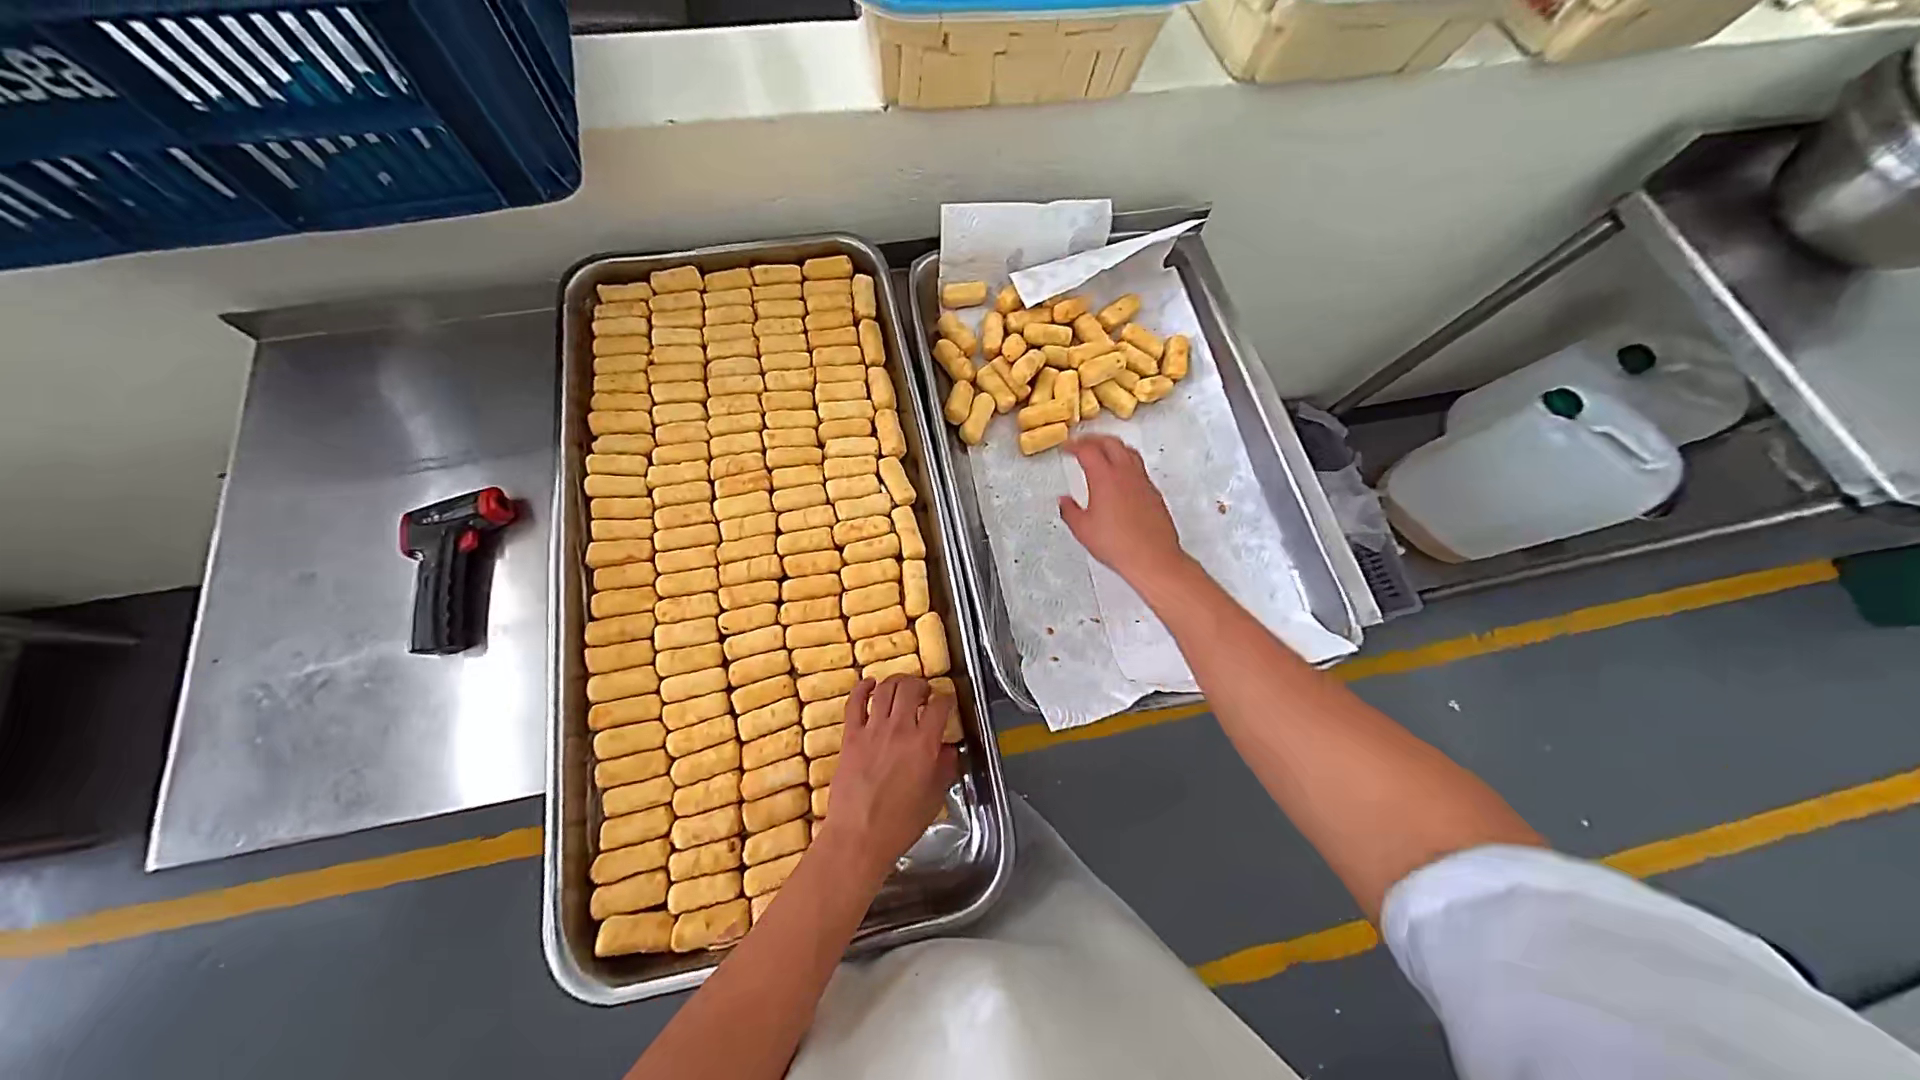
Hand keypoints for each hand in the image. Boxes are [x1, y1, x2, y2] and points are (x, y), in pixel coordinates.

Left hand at [821, 676, 958, 878]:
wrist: (859, 836)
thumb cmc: (900, 823)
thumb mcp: (934, 797)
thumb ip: (945, 768)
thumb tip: (949, 751)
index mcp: (924, 744)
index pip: (939, 706)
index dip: (946, 699)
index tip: (946, 702)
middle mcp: (899, 730)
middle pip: (911, 688)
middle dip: (921, 685)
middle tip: (924, 692)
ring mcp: (872, 730)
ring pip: (885, 689)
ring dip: (896, 681)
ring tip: (902, 685)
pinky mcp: (850, 736)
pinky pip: (855, 702)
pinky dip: (862, 688)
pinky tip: (869, 683)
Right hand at [1058, 435, 1185, 584]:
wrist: (1151, 557)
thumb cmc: (1120, 545)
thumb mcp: (1083, 529)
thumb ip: (1069, 511)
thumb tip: (1064, 502)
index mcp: (1105, 477)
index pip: (1087, 449)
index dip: (1074, 445)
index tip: (1067, 446)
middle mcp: (1126, 474)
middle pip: (1109, 442)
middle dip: (1093, 439)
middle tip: (1082, 443)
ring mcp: (1142, 481)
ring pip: (1127, 450)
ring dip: (1112, 446)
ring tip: (1103, 450)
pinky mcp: (1153, 492)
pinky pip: (1139, 466)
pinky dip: (1126, 461)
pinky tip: (1121, 474)